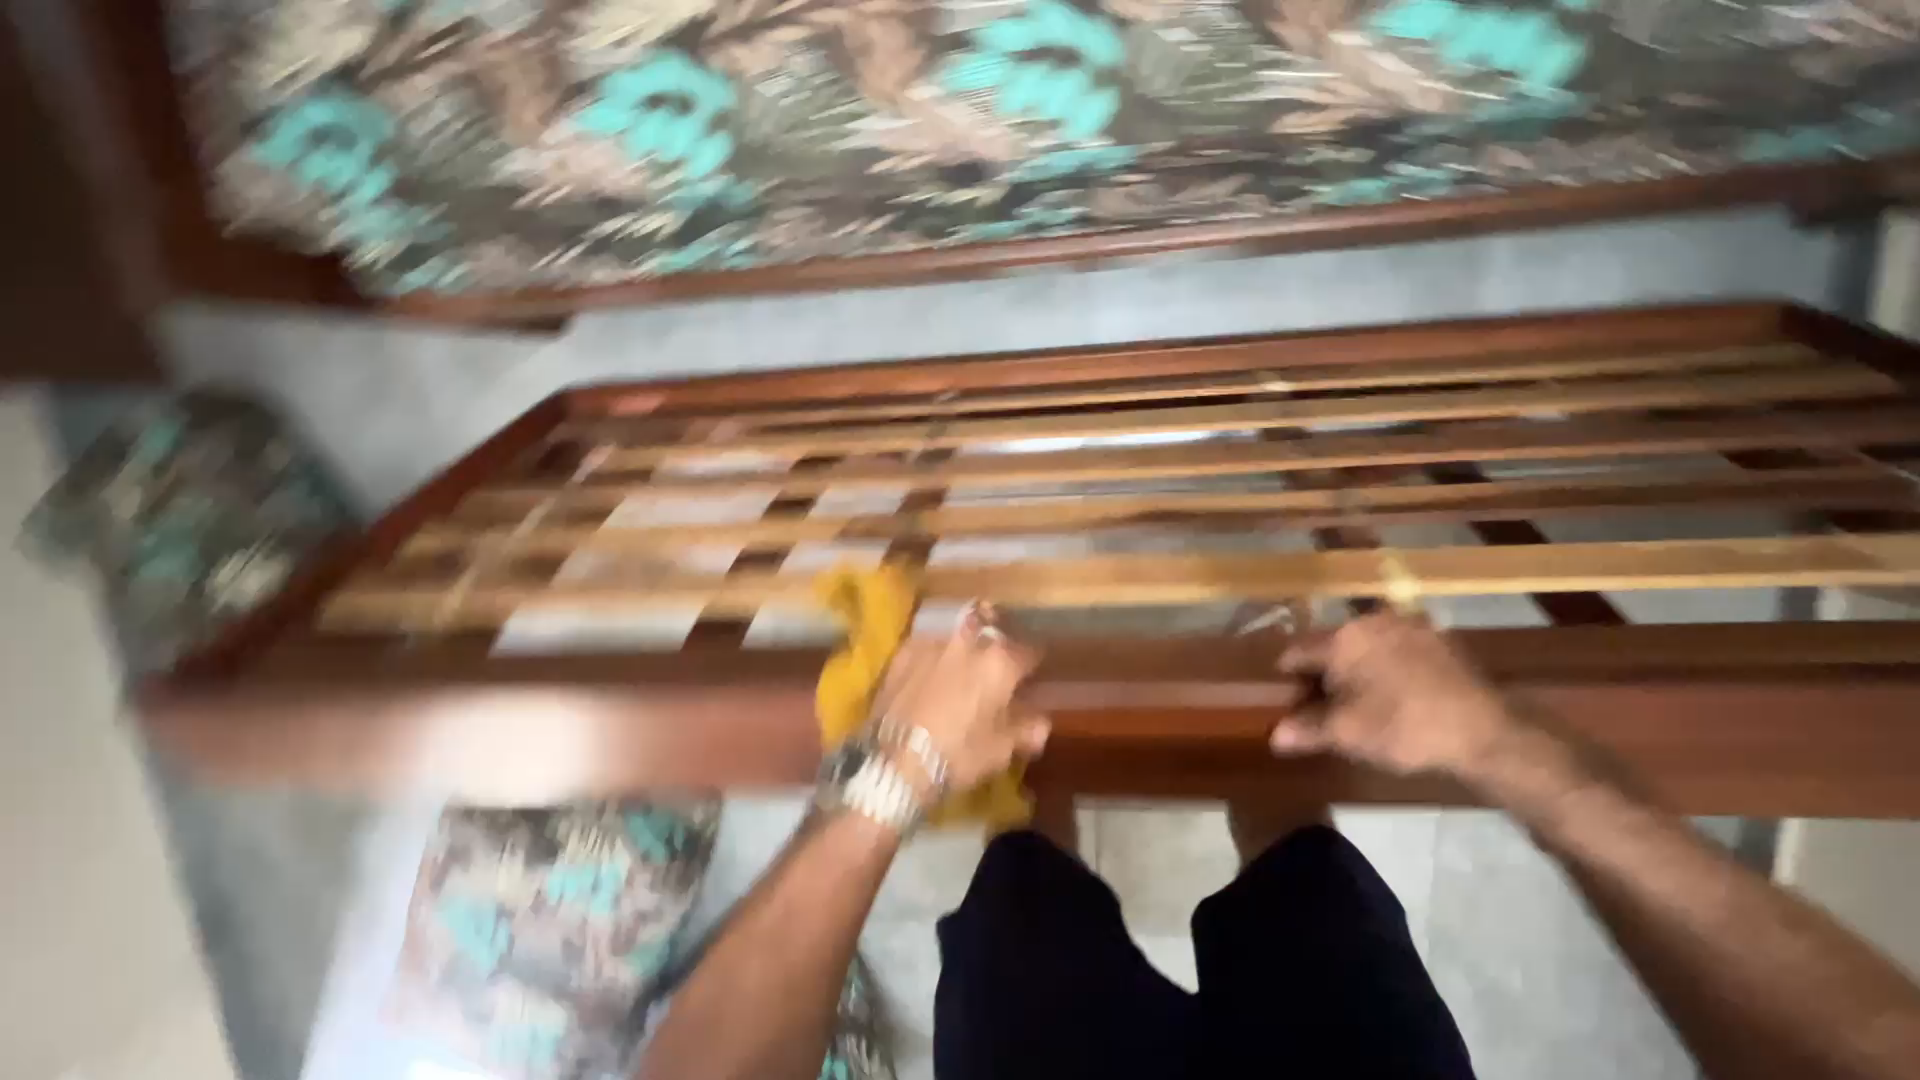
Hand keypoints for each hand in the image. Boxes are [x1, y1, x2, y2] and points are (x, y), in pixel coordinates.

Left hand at [871, 604, 1047, 793]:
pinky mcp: (904, 651)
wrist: (893, 758)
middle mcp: (969, 643)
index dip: (1033, 666)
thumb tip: (1042, 724)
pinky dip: (935, 656)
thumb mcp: (998, 750)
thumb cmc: (956, 755)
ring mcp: (934, 643)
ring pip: (959, 637)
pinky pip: (929, 646)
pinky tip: (931, 672)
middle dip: (998, 651)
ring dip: (965, 649)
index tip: (1032, 677)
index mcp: (1000, 664)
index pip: (1029, 653)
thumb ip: (1024, 731)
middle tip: (996, 672)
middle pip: (993, 638)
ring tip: (962, 669)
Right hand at [1270, 613, 1521, 777]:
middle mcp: (1371, 620)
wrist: (1485, 732)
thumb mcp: (1347, 734)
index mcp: (1342, 638)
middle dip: (1324, 673)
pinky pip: (1397, 647)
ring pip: (1365, 644)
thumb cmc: (1403, 728)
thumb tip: (1276, 736)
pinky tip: (1397, 694)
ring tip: (1362, 701)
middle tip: (1326, 706)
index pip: (1296, 652)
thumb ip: (1306, 730)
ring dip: (1357, 668)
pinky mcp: (1438, 637)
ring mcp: (1409, 624)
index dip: (1289, 681)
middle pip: (1331, 645)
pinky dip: (1388, 665)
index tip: (1292, 704)